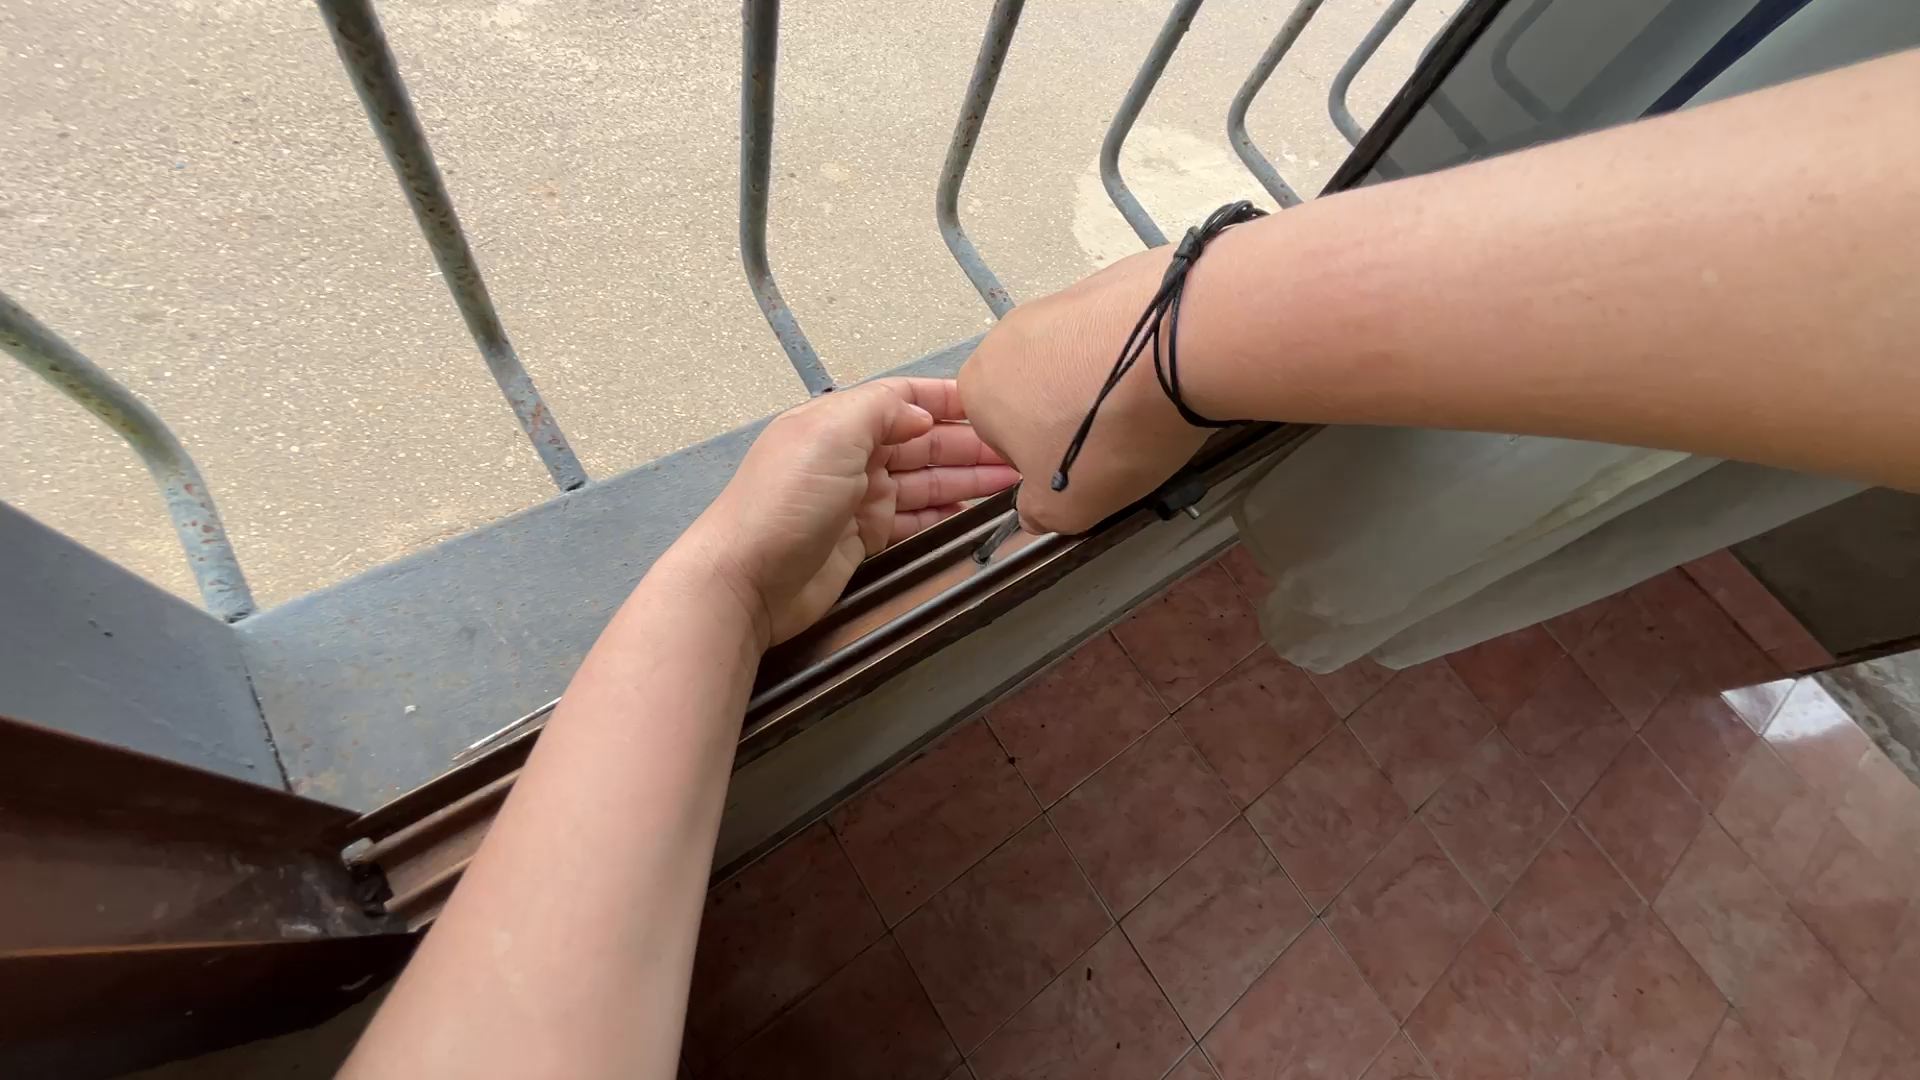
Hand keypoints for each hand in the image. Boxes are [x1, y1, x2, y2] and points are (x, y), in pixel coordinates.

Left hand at [676, 377, 1017, 645]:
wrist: (746, 578)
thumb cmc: (785, 499)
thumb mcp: (830, 433)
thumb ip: (880, 410)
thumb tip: (922, 413)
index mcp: (842, 422)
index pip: (905, 400)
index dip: (948, 399)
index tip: (994, 403)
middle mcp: (853, 456)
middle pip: (923, 443)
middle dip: (970, 443)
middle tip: (1019, 450)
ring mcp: (859, 499)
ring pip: (925, 481)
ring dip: (966, 478)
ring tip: (1011, 479)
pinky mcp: (865, 538)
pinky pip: (914, 518)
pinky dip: (943, 512)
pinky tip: (972, 510)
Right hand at [958, 245, 1212, 534]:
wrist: (1185, 344)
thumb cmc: (1109, 432)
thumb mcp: (1066, 507)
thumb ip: (1037, 515)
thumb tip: (1035, 510)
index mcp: (979, 388)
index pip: (999, 438)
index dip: (1041, 461)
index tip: (1079, 471)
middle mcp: (1007, 334)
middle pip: (1034, 395)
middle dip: (1067, 420)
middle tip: (1113, 442)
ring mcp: (1057, 299)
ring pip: (1073, 362)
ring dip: (1100, 388)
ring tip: (1144, 409)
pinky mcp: (1107, 280)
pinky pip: (1111, 333)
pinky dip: (1132, 355)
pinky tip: (1163, 375)